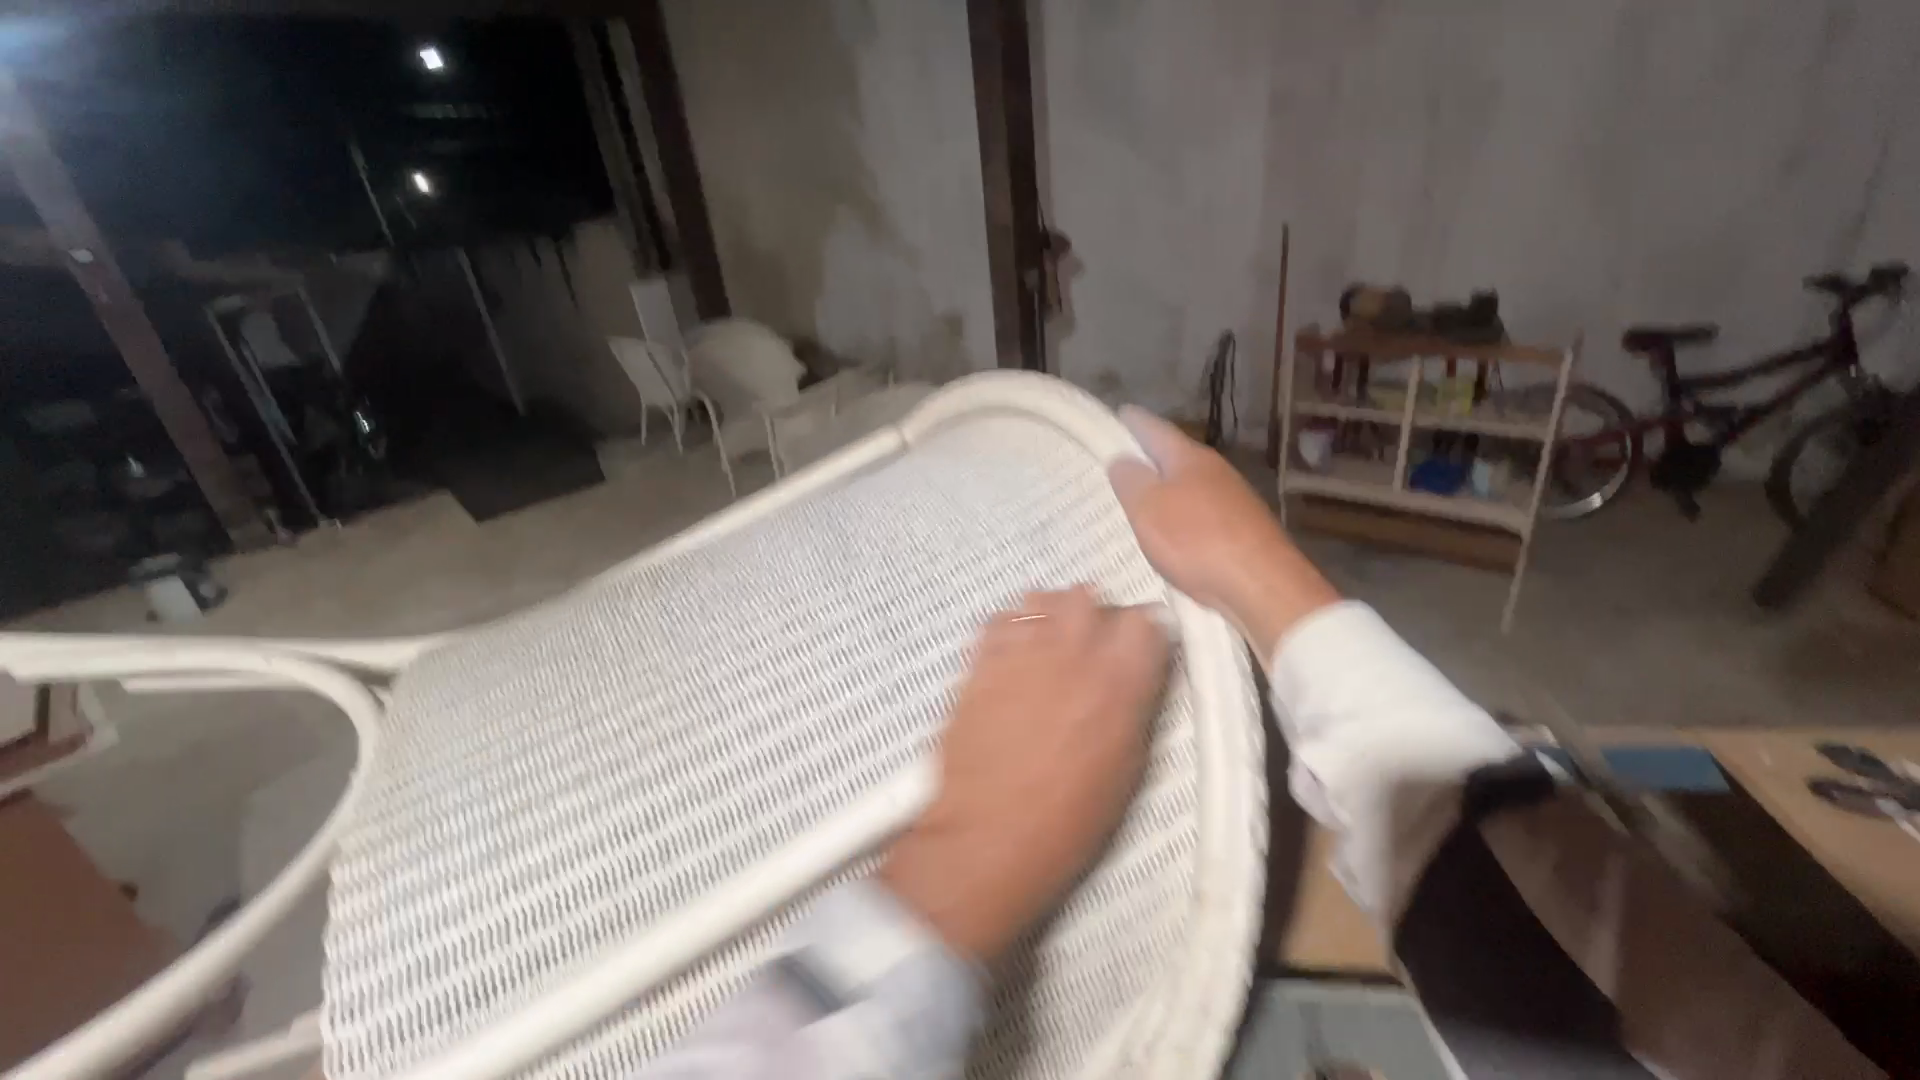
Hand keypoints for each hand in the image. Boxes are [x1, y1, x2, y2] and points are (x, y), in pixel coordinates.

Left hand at [879, 587, 1169, 963]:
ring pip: (1041, 598)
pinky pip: (997, 620)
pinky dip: (1009, 628)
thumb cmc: (1063, 821)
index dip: (1142, 632)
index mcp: (1119, 684)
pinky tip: (1012, 653)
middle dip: (1092, 614)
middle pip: (1089, 596)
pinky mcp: (980, 664)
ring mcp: (1021, 654)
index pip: (1145, 620)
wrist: (990, 838)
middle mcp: (1072, 656)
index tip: (1137, 643)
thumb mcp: (1127, 768)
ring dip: (1050, 615)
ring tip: (1049, 644)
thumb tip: (1139, 678)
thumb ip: (1135, 706)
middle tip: (1090, 642)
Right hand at [1107, 406, 1339, 658]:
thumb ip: (1130, 480)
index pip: (1156, 429)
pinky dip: (1186, 513)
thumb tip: (1121, 458)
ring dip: (1170, 487)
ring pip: (1193, 484)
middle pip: (1177, 456)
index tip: (1119, 414)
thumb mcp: (1148, 508)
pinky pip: (1205, 511)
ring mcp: (1234, 499)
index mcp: (1189, 458)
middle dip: (1152, 456)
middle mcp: (1215, 470)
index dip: (1134, 421)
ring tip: (1147, 497)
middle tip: (1126, 459)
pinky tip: (1178, 530)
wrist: (1261, 584)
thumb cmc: (1196, 540)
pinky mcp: (1244, 528)